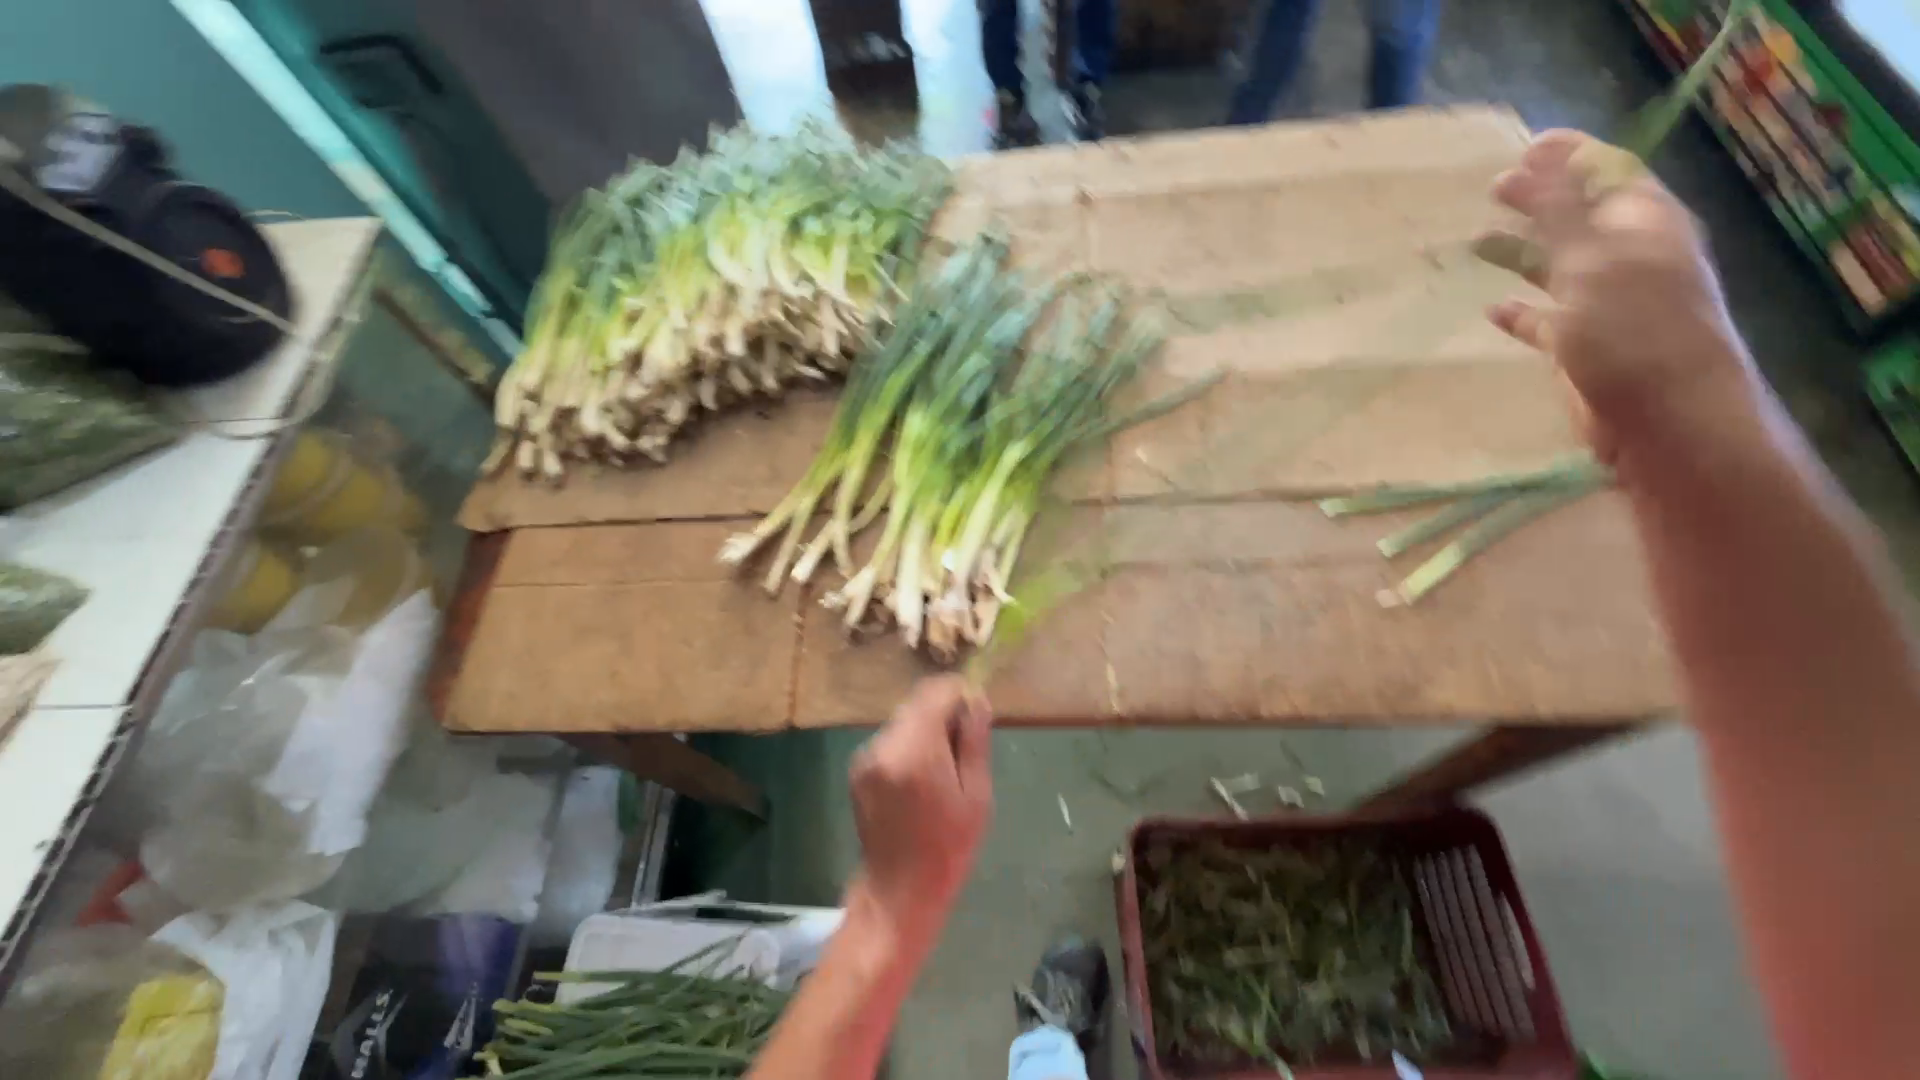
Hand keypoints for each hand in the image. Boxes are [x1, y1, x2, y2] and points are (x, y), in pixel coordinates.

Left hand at [846, 676, 993, 940]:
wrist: (898, 890)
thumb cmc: (948, 846)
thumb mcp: (977, 795)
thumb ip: (974, 741)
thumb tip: (977, 700)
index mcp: (915, 750)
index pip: (935, 691)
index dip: (959, 695)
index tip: (976, 715)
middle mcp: (884, 745)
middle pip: (917, 704)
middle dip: (943, 715)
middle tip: (963, 751)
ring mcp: (865, 757)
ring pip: (903, 722)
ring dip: (925, 732)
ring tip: (942, 773)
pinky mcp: (857, 769)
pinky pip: (889, 742)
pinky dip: (908, 748)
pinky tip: (919, 783)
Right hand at [1485, 129, 1755, 461]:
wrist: (1661, 416)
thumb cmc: (1632, 331)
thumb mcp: (1595, 261)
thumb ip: (1564, 213)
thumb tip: (1540, 161)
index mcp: (1643, 226)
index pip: (1608, 174)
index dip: (1570, 158)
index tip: (1525, 146)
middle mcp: (1628, 259)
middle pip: (1579, 218)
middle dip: (1540, 200)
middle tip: (1493, 188)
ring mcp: (1606, 305)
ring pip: (1557, 267)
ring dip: (1522, 252)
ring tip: (1478, 241)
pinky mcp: (1582, 347)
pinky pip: (1545, 320)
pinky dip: (1519, 312)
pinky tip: (1491, 310)